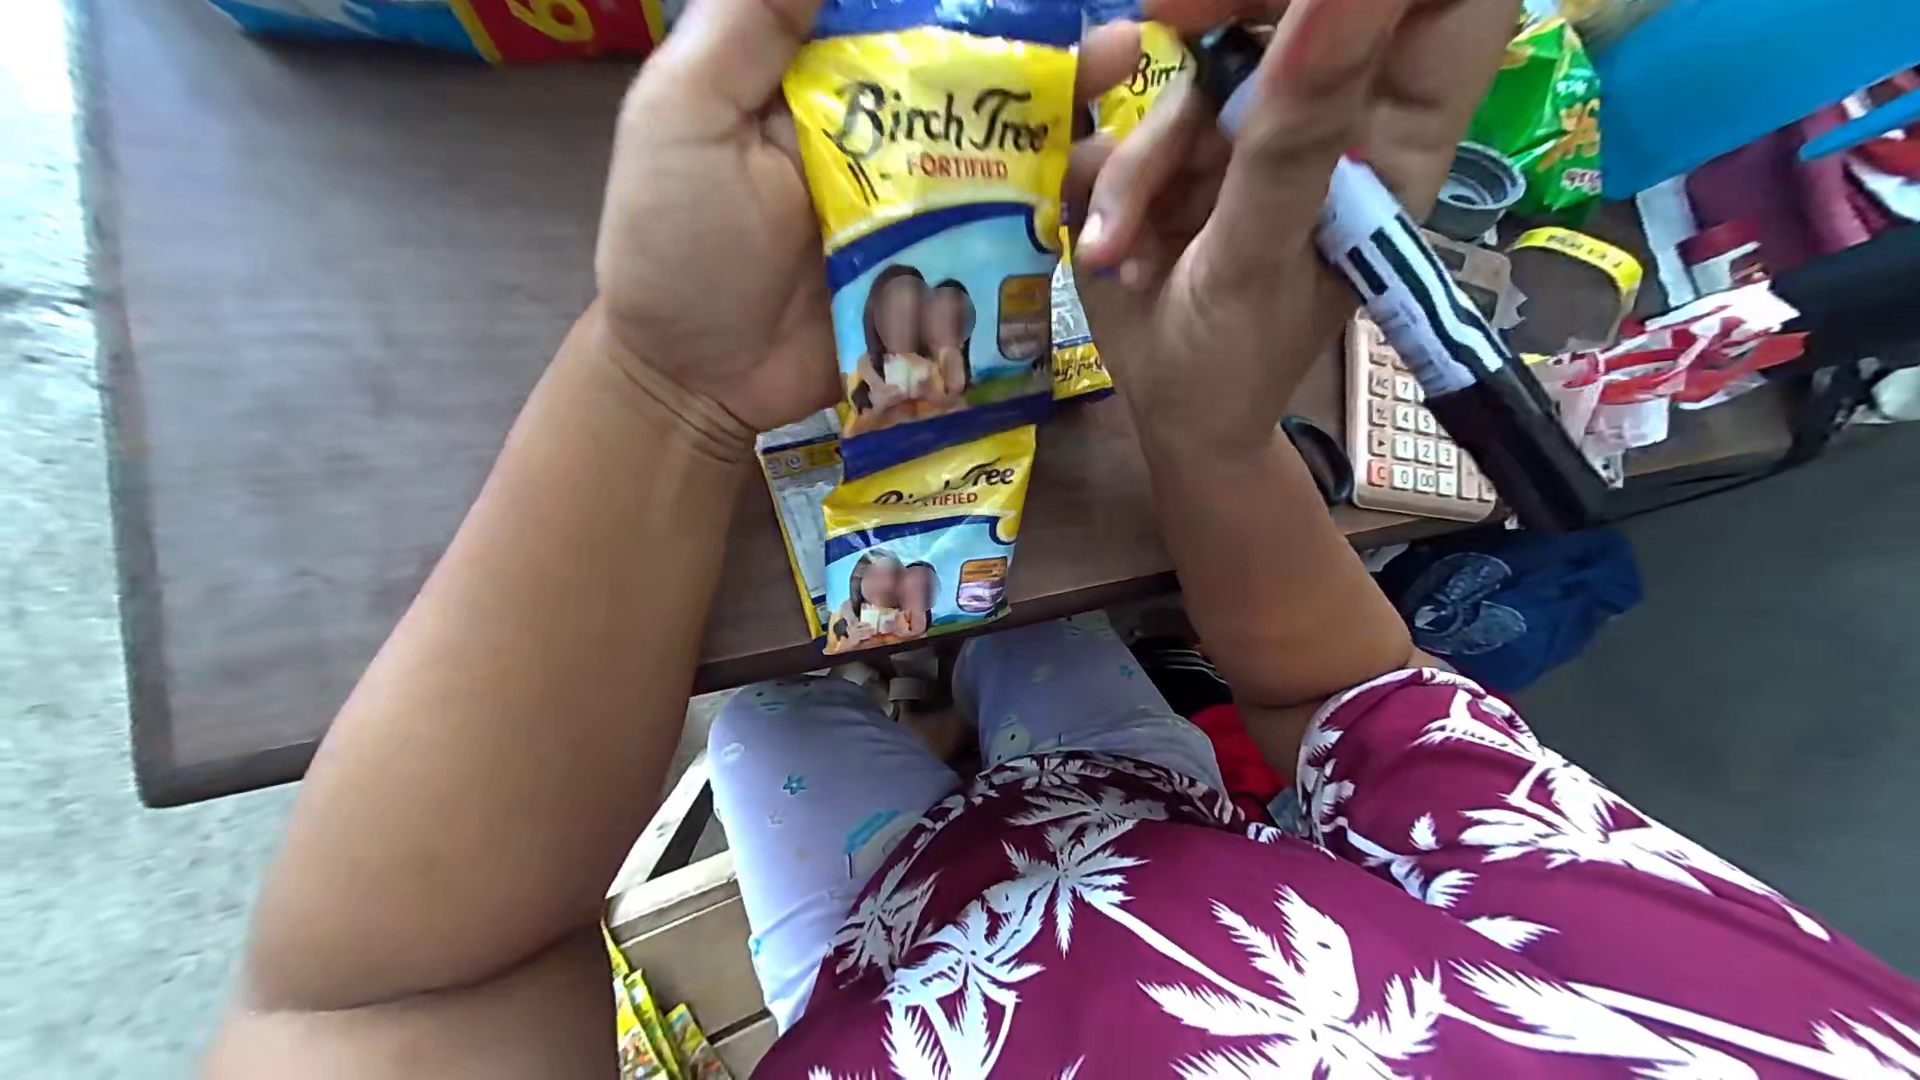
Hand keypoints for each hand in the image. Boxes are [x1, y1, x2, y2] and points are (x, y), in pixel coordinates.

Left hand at [594, 0, 1143, 447]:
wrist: (694, 376)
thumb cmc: (676, 243)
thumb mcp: (686, 115)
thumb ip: (751, 24)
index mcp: (828, 95)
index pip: (914, 30)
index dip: (980, 11)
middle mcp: (880, 154)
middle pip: (972, 104)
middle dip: (1046, 76)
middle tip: (1124, 48)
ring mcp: (908, 227)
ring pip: (994, 179)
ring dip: (1061, 156)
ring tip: (1129, 140)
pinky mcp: (922, 291)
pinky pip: (986, 257)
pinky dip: (1036, 237)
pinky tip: (1088, 219)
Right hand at [1071, 0, 1518, 455]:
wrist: (1166, 409)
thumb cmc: (1232, 361)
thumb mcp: (1259, 265)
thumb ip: (1291, 143)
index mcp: (1383, 140)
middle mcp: (1314, 121)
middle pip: (1291, 5)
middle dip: (1220, 11)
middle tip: (1159, 23)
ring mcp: (1234, 141)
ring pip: (1184, 84)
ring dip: (1134, 167)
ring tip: (1117, 251)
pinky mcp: (1167, 167)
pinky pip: (1124, 130)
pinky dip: (1101, 187)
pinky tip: (1103, 252)